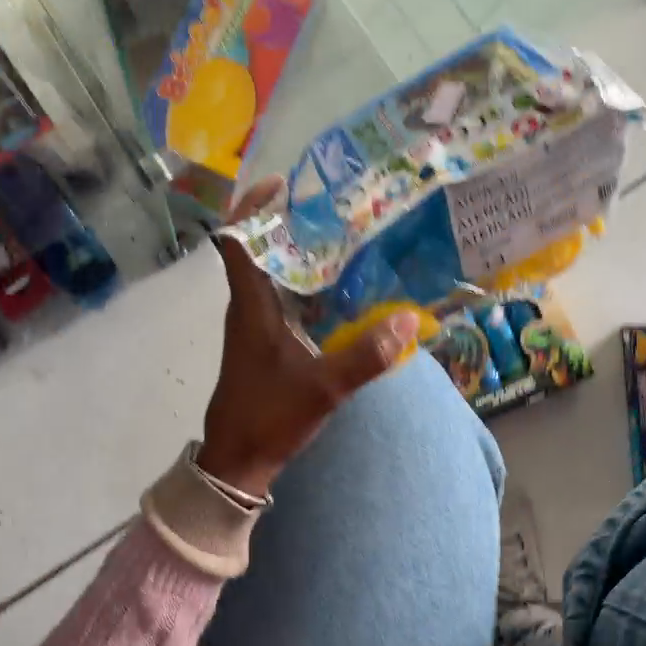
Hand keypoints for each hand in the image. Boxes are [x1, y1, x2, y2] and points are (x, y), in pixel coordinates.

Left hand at [197, 177, 420, 496]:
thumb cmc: (268, 416)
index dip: (250, 207)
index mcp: (251, 304)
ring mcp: (255, 322)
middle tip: (332, 204)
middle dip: (289, 223)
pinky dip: (305, 283)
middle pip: (259, 248)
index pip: (235, 241)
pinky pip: (283, 296)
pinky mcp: (265, 340)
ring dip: (299, 252)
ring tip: (343, 233)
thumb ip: (365, 356)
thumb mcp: (322, 387)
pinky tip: (341, 285)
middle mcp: (248, 305)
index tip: (279, 185)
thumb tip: (410, 320)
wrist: (237, 460)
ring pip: (272, 272)